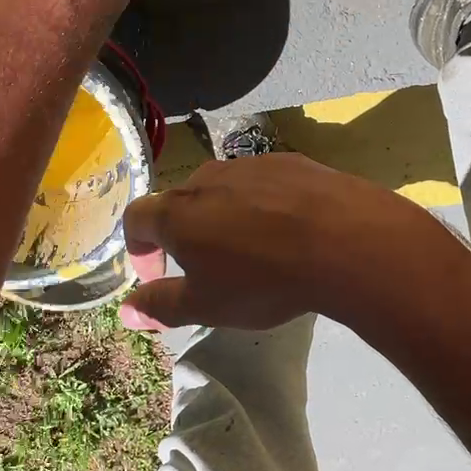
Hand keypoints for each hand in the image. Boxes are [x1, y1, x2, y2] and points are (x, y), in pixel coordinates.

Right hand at [118, 153, 470, 330]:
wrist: (344, 238)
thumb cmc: (264, 279)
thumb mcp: (209, 305)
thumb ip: (163, 306)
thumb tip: (126, 310)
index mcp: (177, 212)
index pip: (137, 218)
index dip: (138, 248)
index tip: (155, 274)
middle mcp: (207, 178)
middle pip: (181, 200)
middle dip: (184, 231)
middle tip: (205, 264)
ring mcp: (251, 164)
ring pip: (224, 188)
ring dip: (225, 214)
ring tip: (251, 247)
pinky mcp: (291, 160)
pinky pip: (265, 182)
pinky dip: (265, 203)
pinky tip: (290, 228)